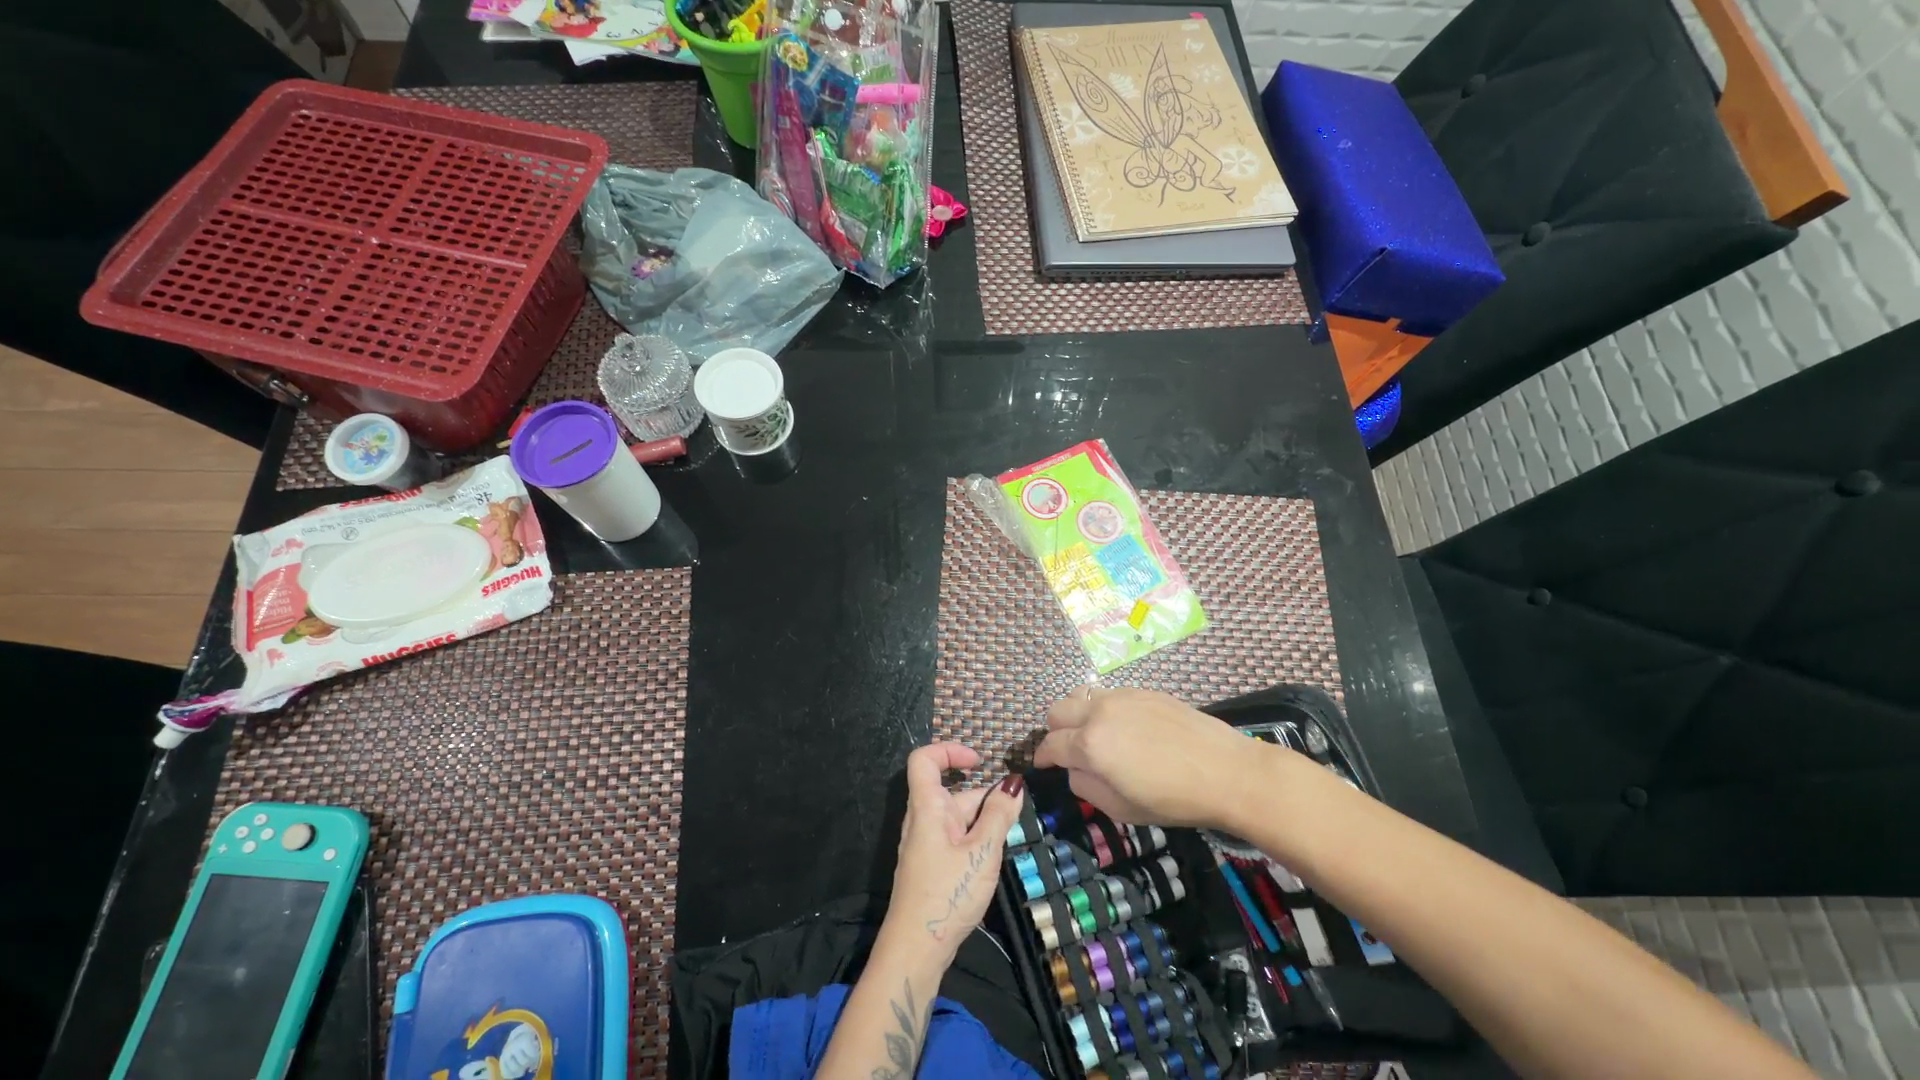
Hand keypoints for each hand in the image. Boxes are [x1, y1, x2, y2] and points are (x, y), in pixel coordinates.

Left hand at [884, 743, 1024, 965]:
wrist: (916, 948)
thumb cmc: (947, 894)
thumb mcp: (982, 852)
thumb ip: (999, 815)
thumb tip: (1013, 783)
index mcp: (927, 807)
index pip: (924, 760)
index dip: (949, 751)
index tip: (979, 761)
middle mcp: (922, 820)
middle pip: (952, 792)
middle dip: (984, 798)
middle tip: (1013, 818)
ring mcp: (925, 844)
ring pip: (957, 817)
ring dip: (983, 822)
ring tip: (1006, 843)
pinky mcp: (931, 865)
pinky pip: (955, 838)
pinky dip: (976, 840)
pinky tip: (992, 860)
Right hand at [1034, 686, 1274, 829]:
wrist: (1226, 772)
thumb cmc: (1173, 800)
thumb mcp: (1120, 809)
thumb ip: (1085, 787)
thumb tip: (1074, 769)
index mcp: (1089, 745)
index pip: (1050, 746)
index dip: (1042, 758)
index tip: (1042, 766)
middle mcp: (1100, 713)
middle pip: (1058, 711)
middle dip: (1055, 732)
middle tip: (1068, 752)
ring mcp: (1123, 696)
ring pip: (1081, 696)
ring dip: (1077, 715)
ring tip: (1092, 735)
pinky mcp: (1144, 691)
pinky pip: (1109, 694)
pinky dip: (1103, 708)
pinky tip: (1123, 728)